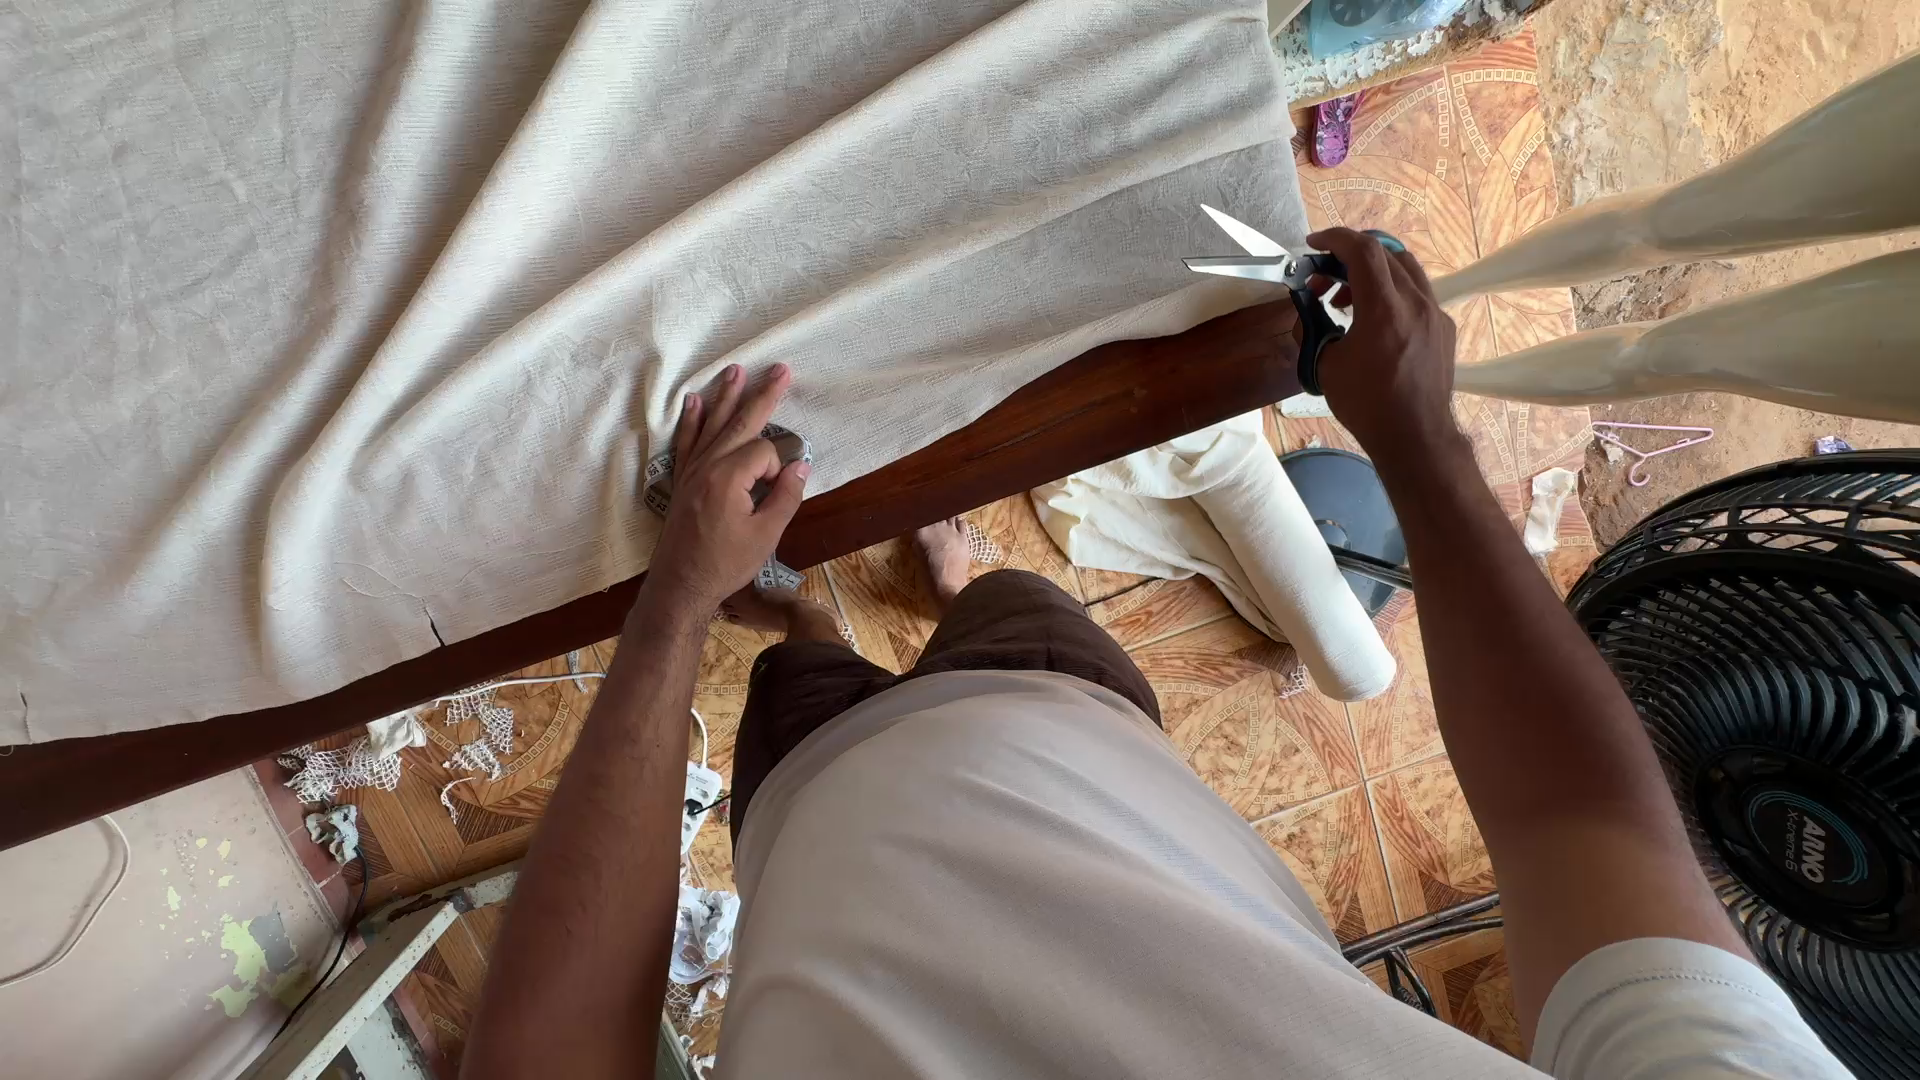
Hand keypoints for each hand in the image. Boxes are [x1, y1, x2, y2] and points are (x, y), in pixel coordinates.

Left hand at [643, 363, 809, 614]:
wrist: (681, 586)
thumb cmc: (726, 564)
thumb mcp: (767, 535)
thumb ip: (786, 496)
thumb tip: (801, 465)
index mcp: (728, 478)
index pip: (764, 452)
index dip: (777, 470)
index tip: (774, 495)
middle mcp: (707, 466)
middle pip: (739, 423)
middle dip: (762, 395)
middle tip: (780, 370)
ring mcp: (691, 471)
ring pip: (712, 425)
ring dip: (727, 397)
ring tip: (736, 370)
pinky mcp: (682, 480)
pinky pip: (688, 441)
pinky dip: (692, 420)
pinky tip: (694, 401)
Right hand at [1309, 228, 1462, 462]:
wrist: (1413, 434)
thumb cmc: (1365, 403)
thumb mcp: (1325, 365)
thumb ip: (1314, 329)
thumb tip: (1307, 311)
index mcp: (1385, 308)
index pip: (1363, 251)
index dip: (1335, 239)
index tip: (1313, 244)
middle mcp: (1416, 302)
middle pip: (1386, 253)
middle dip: (1349, 257)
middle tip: (1321, 279)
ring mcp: (1435, 313)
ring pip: (1405, 270)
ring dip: (1371, 273)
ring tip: (1344, 299)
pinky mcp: (1443, 328)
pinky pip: (1416, 294)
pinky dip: (1389, 292)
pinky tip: (1371, 321)